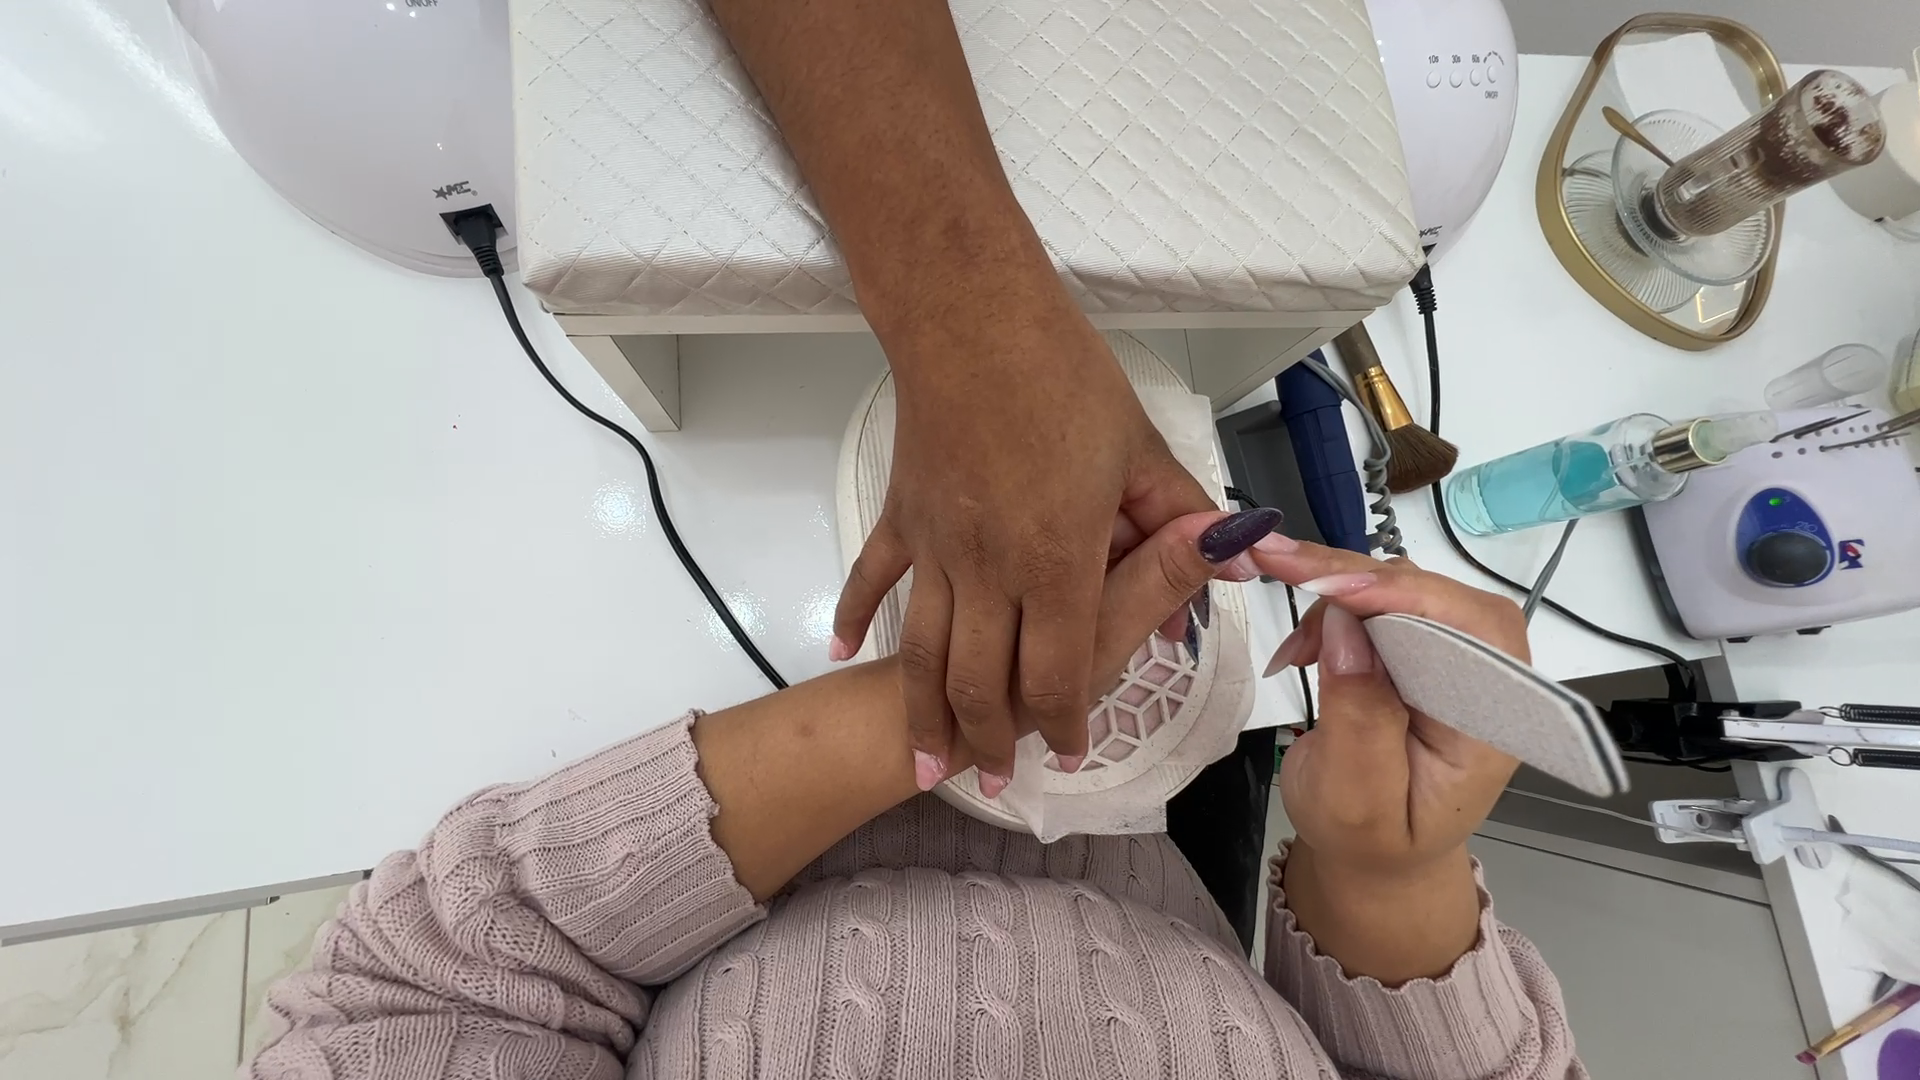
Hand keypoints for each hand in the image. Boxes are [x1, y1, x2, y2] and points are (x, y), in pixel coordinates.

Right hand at [833, 303, 1214, 796]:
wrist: (972, 322)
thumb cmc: (1066, 381)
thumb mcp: (1140, 448)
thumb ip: (1181, 517)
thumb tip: (1230, 564)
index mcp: (1056, 562)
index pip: (1057, 673)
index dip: (1064, 722)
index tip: (1069, 750)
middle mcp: (989, 572)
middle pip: (979, 682)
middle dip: (990, 740)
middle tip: (997, 776)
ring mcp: (934, 549)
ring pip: (920, 653)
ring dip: (922, 716)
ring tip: (923, 763)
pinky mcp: (898, 520)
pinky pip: (869, 579)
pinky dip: (850, 618)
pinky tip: (838, 654)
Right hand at [1250, 539, 1523, 981]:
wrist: (1373, 852)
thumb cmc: (1368, 838)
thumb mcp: (1355, 798)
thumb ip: (1359, 719)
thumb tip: (1344, 627)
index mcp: (1490, 721)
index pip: (1473, 631)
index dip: (1407, 596)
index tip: (1331, 589)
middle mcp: (1482, 678)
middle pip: (1432, 593)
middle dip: (1351, 574)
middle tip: (1274, 559)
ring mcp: (1448, 659)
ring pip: (1397, 587)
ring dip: (1333, 588)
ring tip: (1285, 632)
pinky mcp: (1413, 649)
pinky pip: (1373, 602)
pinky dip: (1327, 606)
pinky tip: (1296, 646)